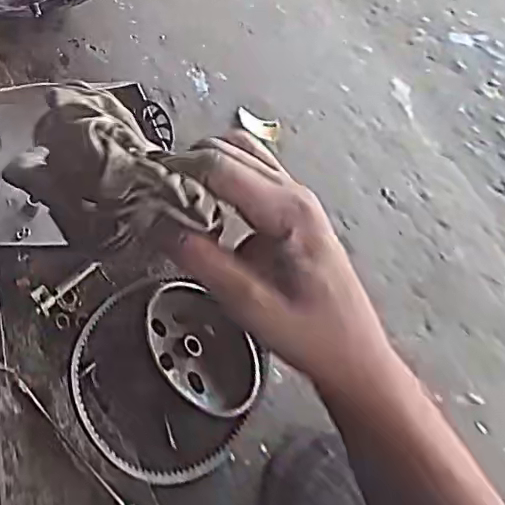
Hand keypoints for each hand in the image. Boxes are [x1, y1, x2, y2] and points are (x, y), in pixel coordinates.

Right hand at [160, 131, 396, 399]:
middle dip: (183, 164)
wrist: (356, 358)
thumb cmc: (315, 336)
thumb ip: (201, 260)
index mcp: (288, 210)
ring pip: (237, 149)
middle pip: (224, 147)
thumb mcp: (250, 305)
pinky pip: (247, 167)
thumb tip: (158, 224)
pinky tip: (203, 201)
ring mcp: (293, 196)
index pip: (218, 164)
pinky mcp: (288, 206)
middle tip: (154, 191)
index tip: (147, 186)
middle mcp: (293, 193)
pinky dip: (217, 172)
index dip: (176, 170)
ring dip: (201, 163)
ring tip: (175, 193)